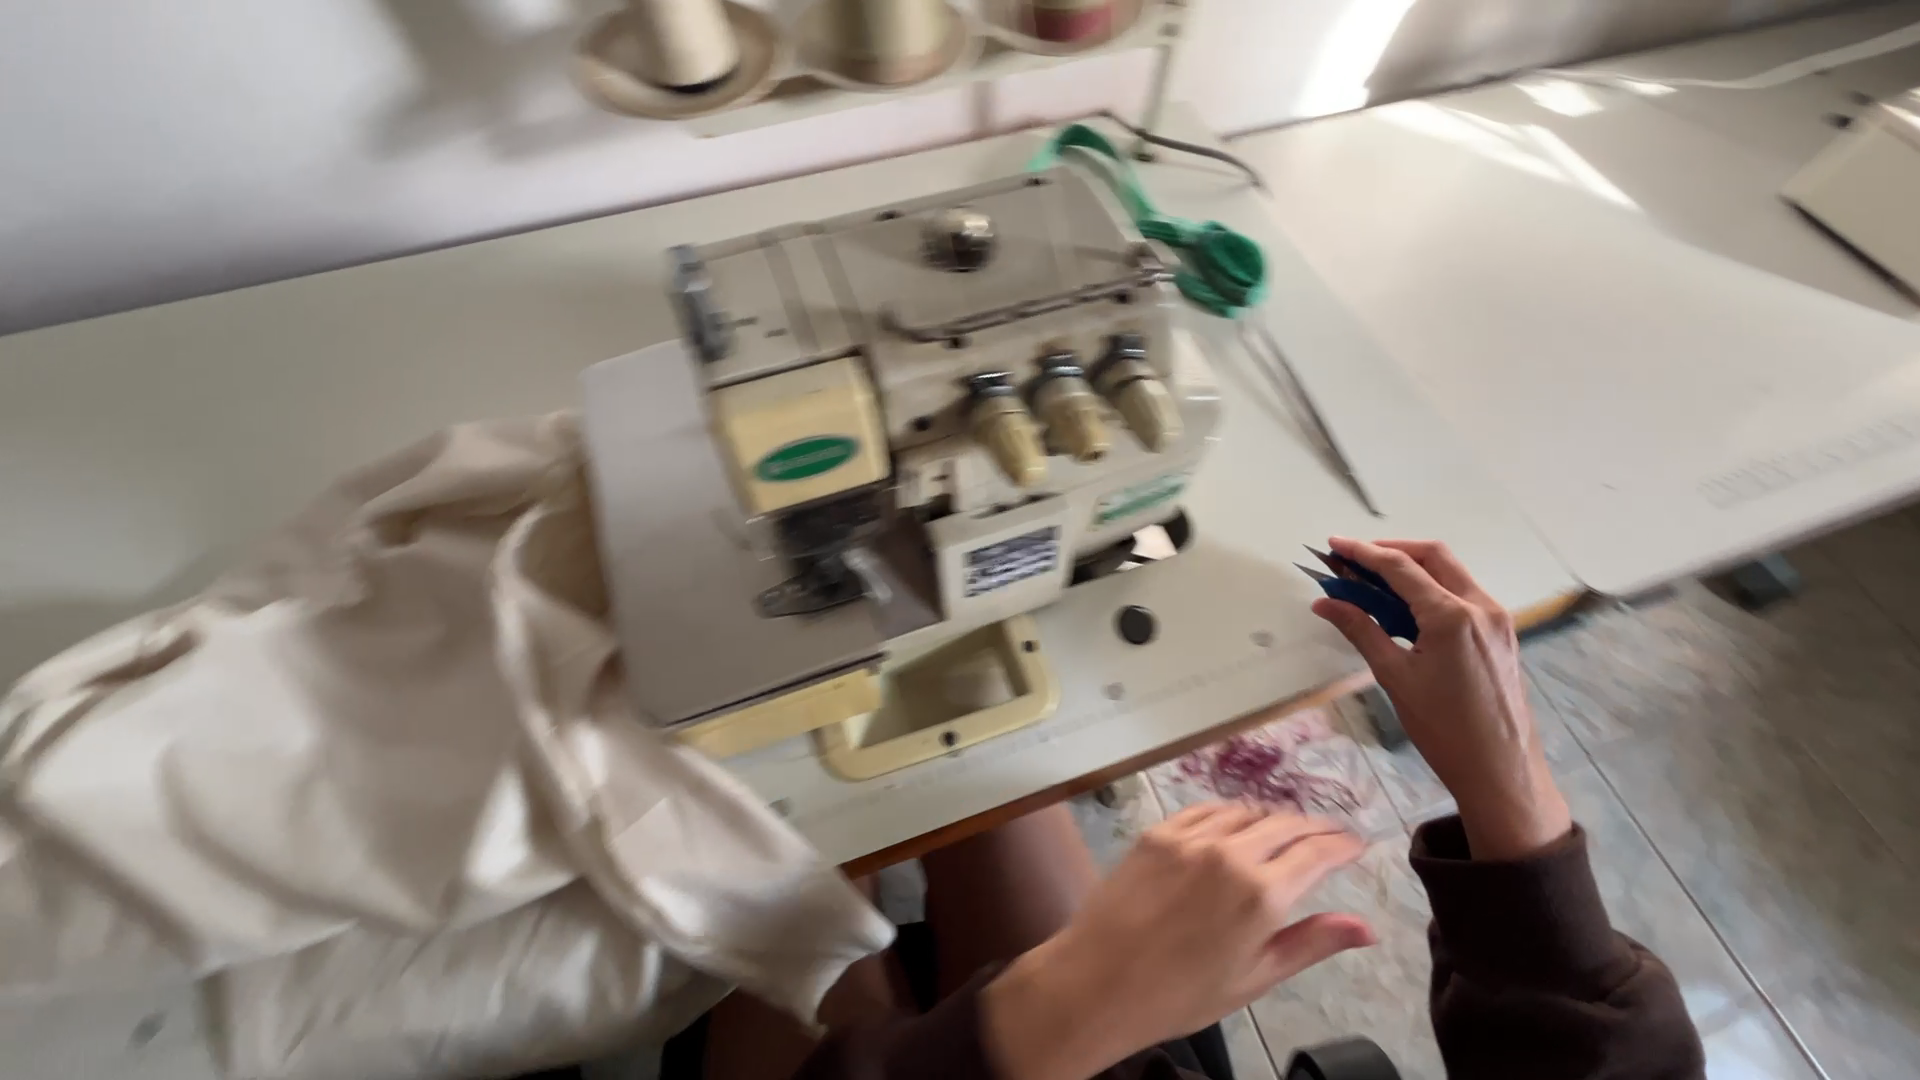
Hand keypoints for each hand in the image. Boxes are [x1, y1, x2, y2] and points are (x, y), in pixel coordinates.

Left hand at [981, 803, 1373, 1079]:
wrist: (1100, 978)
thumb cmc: (1182, 993)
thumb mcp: (1256, 977)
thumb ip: (1311, 943)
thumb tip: (1367, 927)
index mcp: (1261, 894)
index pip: (1315, 854)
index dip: (1341, 845)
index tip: (1358, 844)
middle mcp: (1229, 853)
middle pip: (1284, 825)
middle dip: (1313, 827)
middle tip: (1329, 835)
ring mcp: (1189, 837)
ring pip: (1245, 812)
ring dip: (1273, 817)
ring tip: (1286, 829)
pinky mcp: (1158, 831)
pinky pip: (1204, 809)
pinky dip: (1230, 812)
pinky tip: (1236, 821)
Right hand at [1311, 537, 1571, 861]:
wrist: (1501, 769)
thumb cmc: (1442, 726)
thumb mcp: (1393, 675)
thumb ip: (1361, 629)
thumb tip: (1325, 603)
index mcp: (1453, 616)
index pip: (1401, 568)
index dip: (1362, 552)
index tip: (1333, 545)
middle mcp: (1481, 607)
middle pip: (1433, 556)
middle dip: (1390, 550)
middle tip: (1353, 558)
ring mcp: (1496, 619)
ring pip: (1450, 572)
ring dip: (1410, 568)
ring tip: (1371, 581)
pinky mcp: (1500, 633)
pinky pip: (1462, 594)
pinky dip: (1429, 588)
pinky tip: (1403, 606)